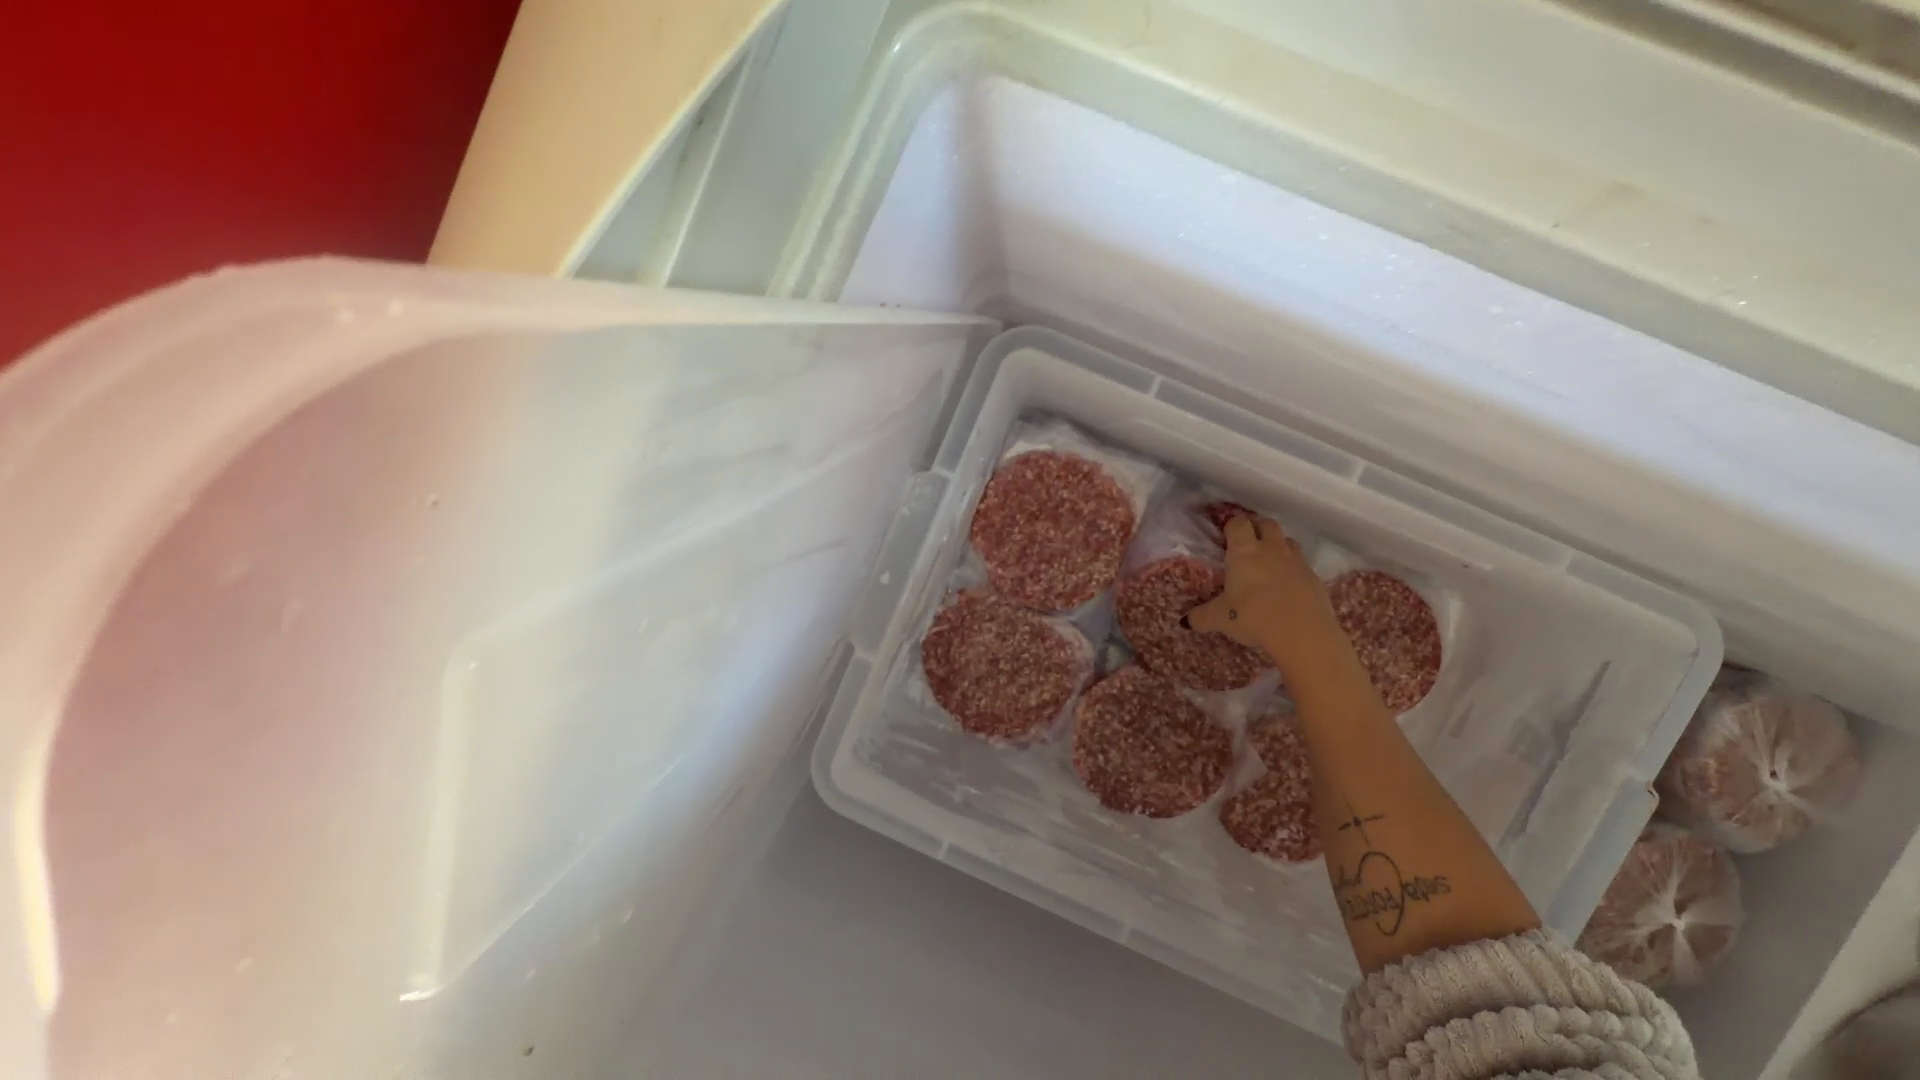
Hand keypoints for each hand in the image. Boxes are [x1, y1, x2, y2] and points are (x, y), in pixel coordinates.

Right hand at [1186, 516, 1338, 670]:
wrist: (1303, 633)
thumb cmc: (1254, 617)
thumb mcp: (1220, 619)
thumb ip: (1201, 617)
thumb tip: (1185, 621)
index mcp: (1244, 551)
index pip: (1237, 523)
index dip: (1230, 526)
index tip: (1224, 537)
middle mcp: (1271, 548)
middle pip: (1266, 523)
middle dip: (1256, 528)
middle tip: (1246, 545)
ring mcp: (1296, 561)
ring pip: (1287, 540)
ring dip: (1277, 545)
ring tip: (1267, 563)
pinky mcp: (1314, 577)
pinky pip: (1301, 563)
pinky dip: (1292, 568)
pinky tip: (1286, 586)